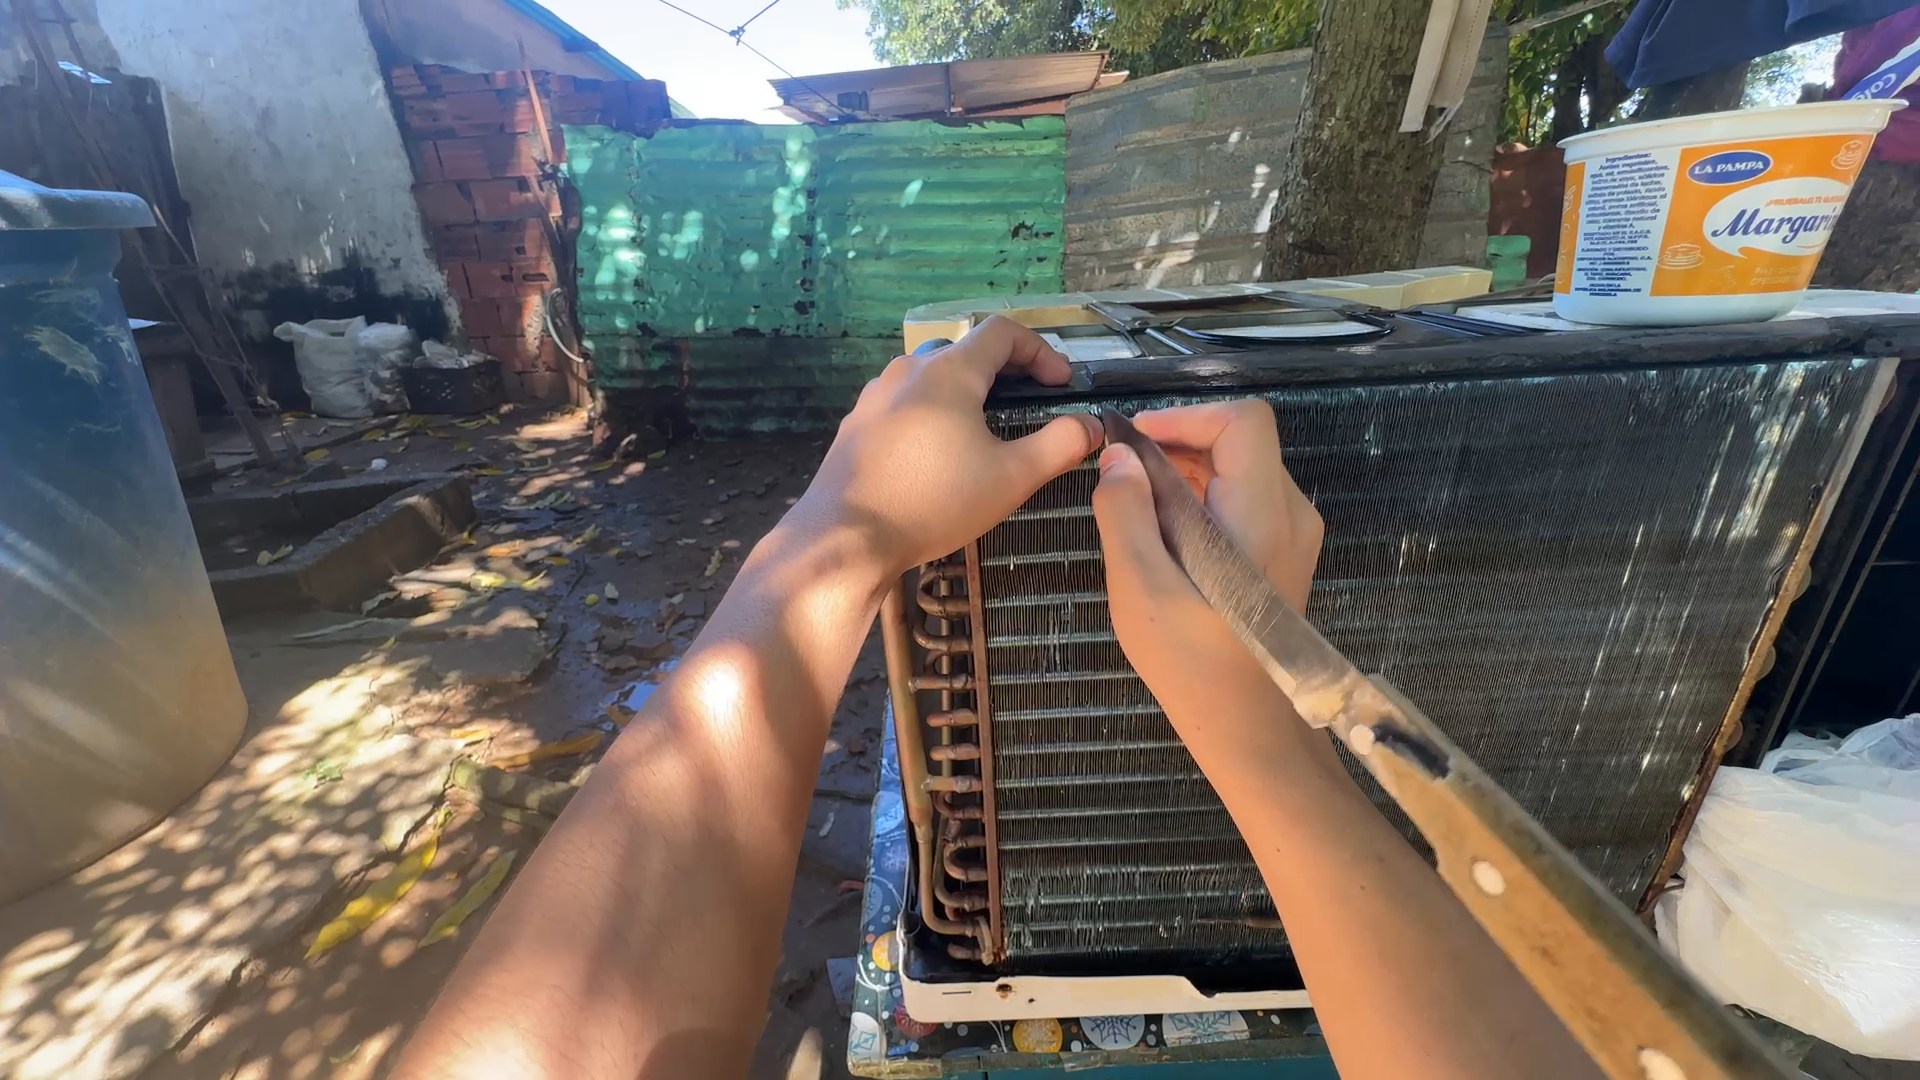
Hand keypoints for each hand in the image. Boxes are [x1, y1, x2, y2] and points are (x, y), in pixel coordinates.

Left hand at [793, 316, 1100, 578]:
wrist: (846, 537)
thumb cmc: (935, 502)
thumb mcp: (1011, 478)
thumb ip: (1059, 445)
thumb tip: (1091, 427)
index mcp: (949, 372)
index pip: (1003, 332)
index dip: (1040, 351)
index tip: (1059, 384)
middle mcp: (908, 371)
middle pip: (964, 350)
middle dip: (1003, 369)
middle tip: (1026, 402)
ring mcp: (874, 396)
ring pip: (929, 375)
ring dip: (964, 389)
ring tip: (981, 427)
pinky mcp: (855, 424)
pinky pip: (902, 401)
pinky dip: (930, 409)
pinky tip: (934, 452)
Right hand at [1092, 400, 1322, 699]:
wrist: (1246, 727)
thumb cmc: (1189, 661)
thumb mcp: (1140, 585)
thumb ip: (1125, 512)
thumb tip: (1119, 456)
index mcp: (1261, 515)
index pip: (1243, 421)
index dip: (1185, 416)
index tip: (1134, 441)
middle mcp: (1290, 514)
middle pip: (1238, 442)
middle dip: (1175, 444)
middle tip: (1120, 474)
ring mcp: (1291, 534)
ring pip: (1238, 469)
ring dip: (1183, 471)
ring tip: (1134, 503)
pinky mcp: (1281, 552)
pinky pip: (1240, 499)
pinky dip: (1199, 497)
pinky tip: (1163, 531)